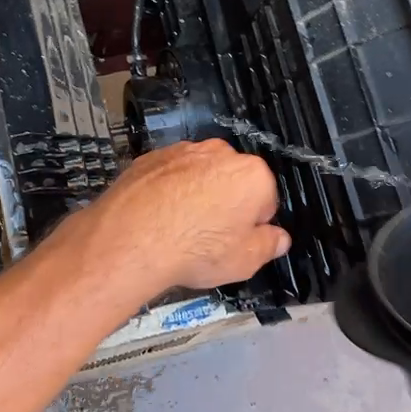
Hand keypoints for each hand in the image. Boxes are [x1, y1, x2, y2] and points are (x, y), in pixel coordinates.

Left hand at [72, 139, 285, 293]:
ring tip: (178, 227)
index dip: (254, 223)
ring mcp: (181, 150)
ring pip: (199, 173)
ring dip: (195, 192)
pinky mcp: (149, 156)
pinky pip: (168, 173)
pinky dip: (167, 188)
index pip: (266, 198)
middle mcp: (219, 152)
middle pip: (232, 179)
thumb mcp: (245, 261)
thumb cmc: (197, 250)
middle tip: (209, 234)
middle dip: (226, 201)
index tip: (238, 240)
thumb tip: (278, 237)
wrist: (131, 238)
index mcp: (252, 174)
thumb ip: (269, 245)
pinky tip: (156, 215)